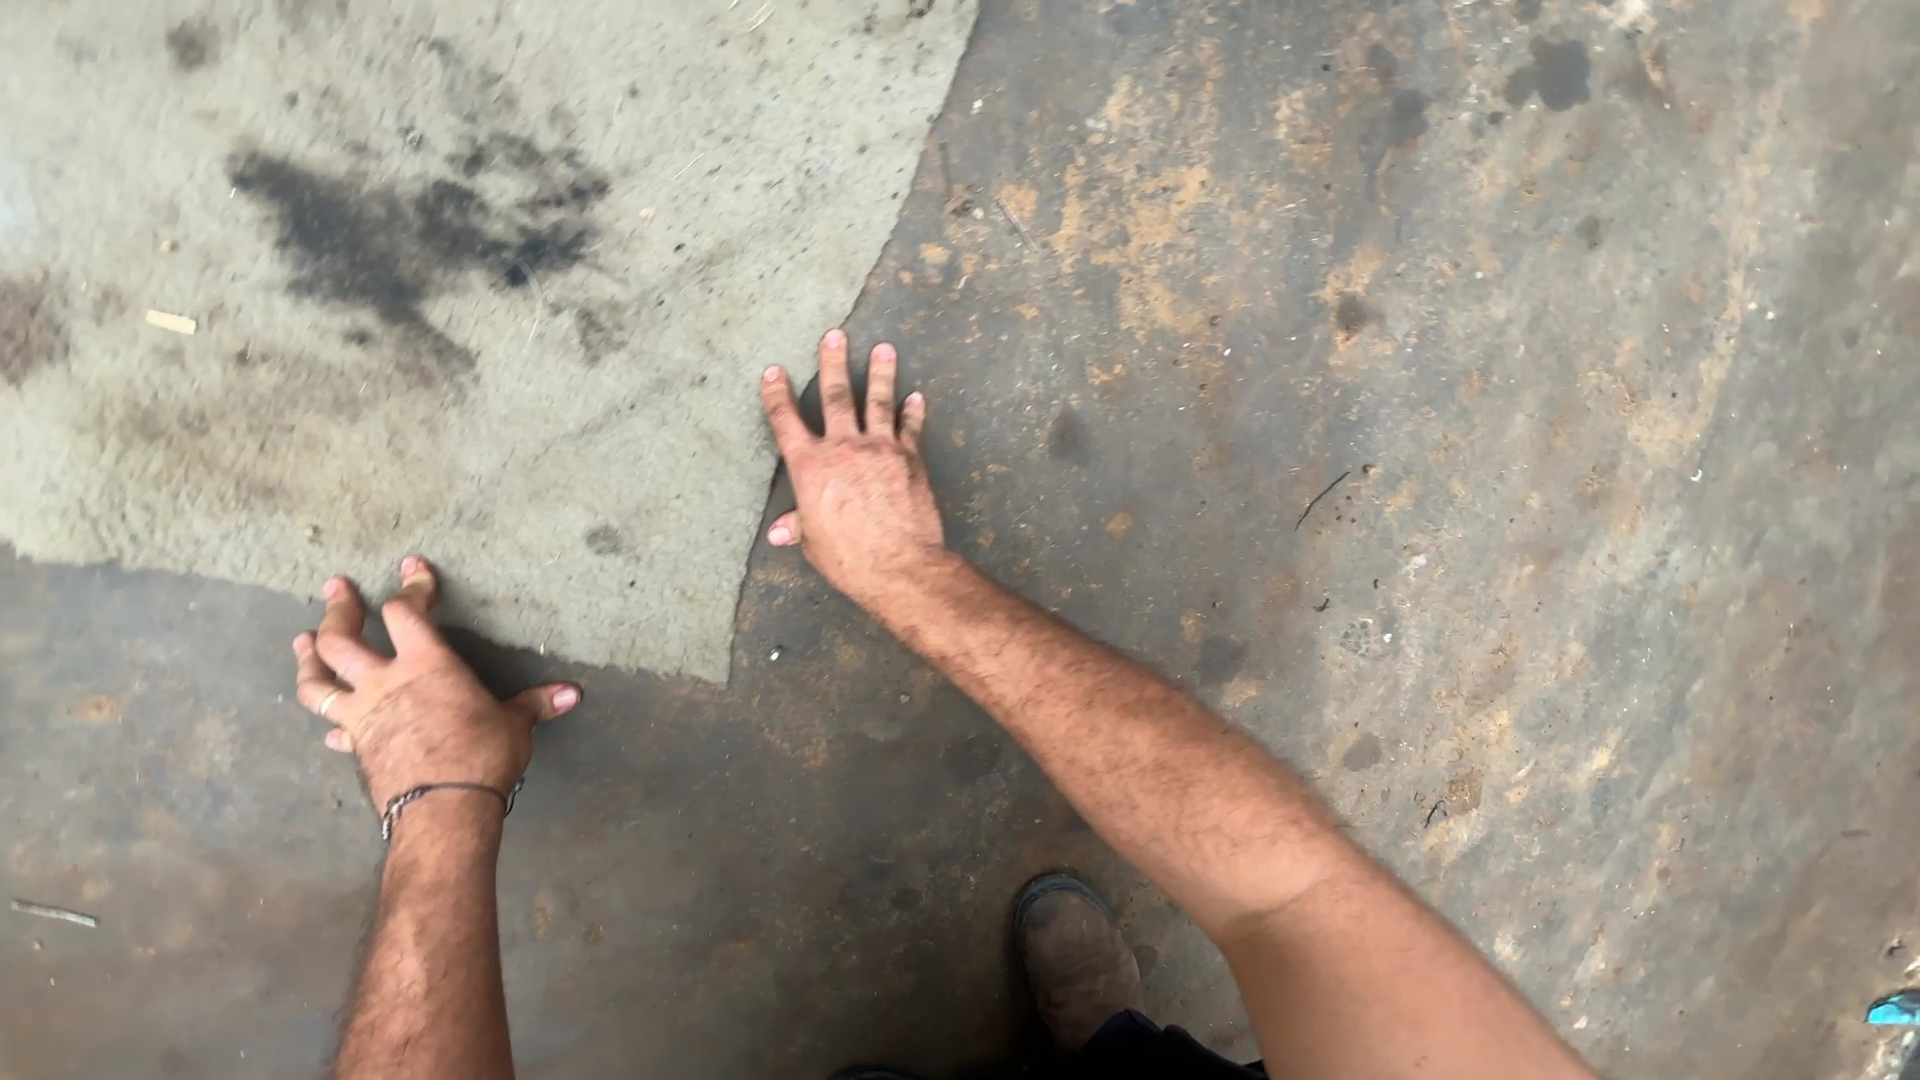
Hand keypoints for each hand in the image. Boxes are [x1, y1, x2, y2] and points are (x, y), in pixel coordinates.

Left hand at [291, 555, 581, 812]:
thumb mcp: (515, 722)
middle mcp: (385, 682)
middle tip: (335, 588)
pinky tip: (331, 722)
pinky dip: (332, 719)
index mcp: (427, 665)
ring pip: (317, 682)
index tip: (412, 567)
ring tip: (303, 641)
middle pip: (342, 639)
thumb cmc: (483, 753)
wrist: (443, 808)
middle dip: (339, 610)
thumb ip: (535, 703)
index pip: (407, 613)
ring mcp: (362, 716)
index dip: (411, 586)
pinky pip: (334, 727)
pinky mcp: (356, 747)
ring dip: (308, 659)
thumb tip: (573, 694)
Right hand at [761, 328, 948, 613]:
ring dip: (880, 373)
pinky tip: (916, 396)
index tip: (774, 371)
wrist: (898, 563)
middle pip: (835, 396)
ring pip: (877, 401)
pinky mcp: (909, 458)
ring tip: (884, 348)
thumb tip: (778, 532)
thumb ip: (798, 525)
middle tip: (836, 334)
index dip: (777, 394)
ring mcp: (879, 448)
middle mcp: (842, 448)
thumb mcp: (814, 541)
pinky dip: (912, 411)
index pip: (786, 422)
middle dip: (833, 363)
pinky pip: (909, 427)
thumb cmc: (848, 557)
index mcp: (810, 466)